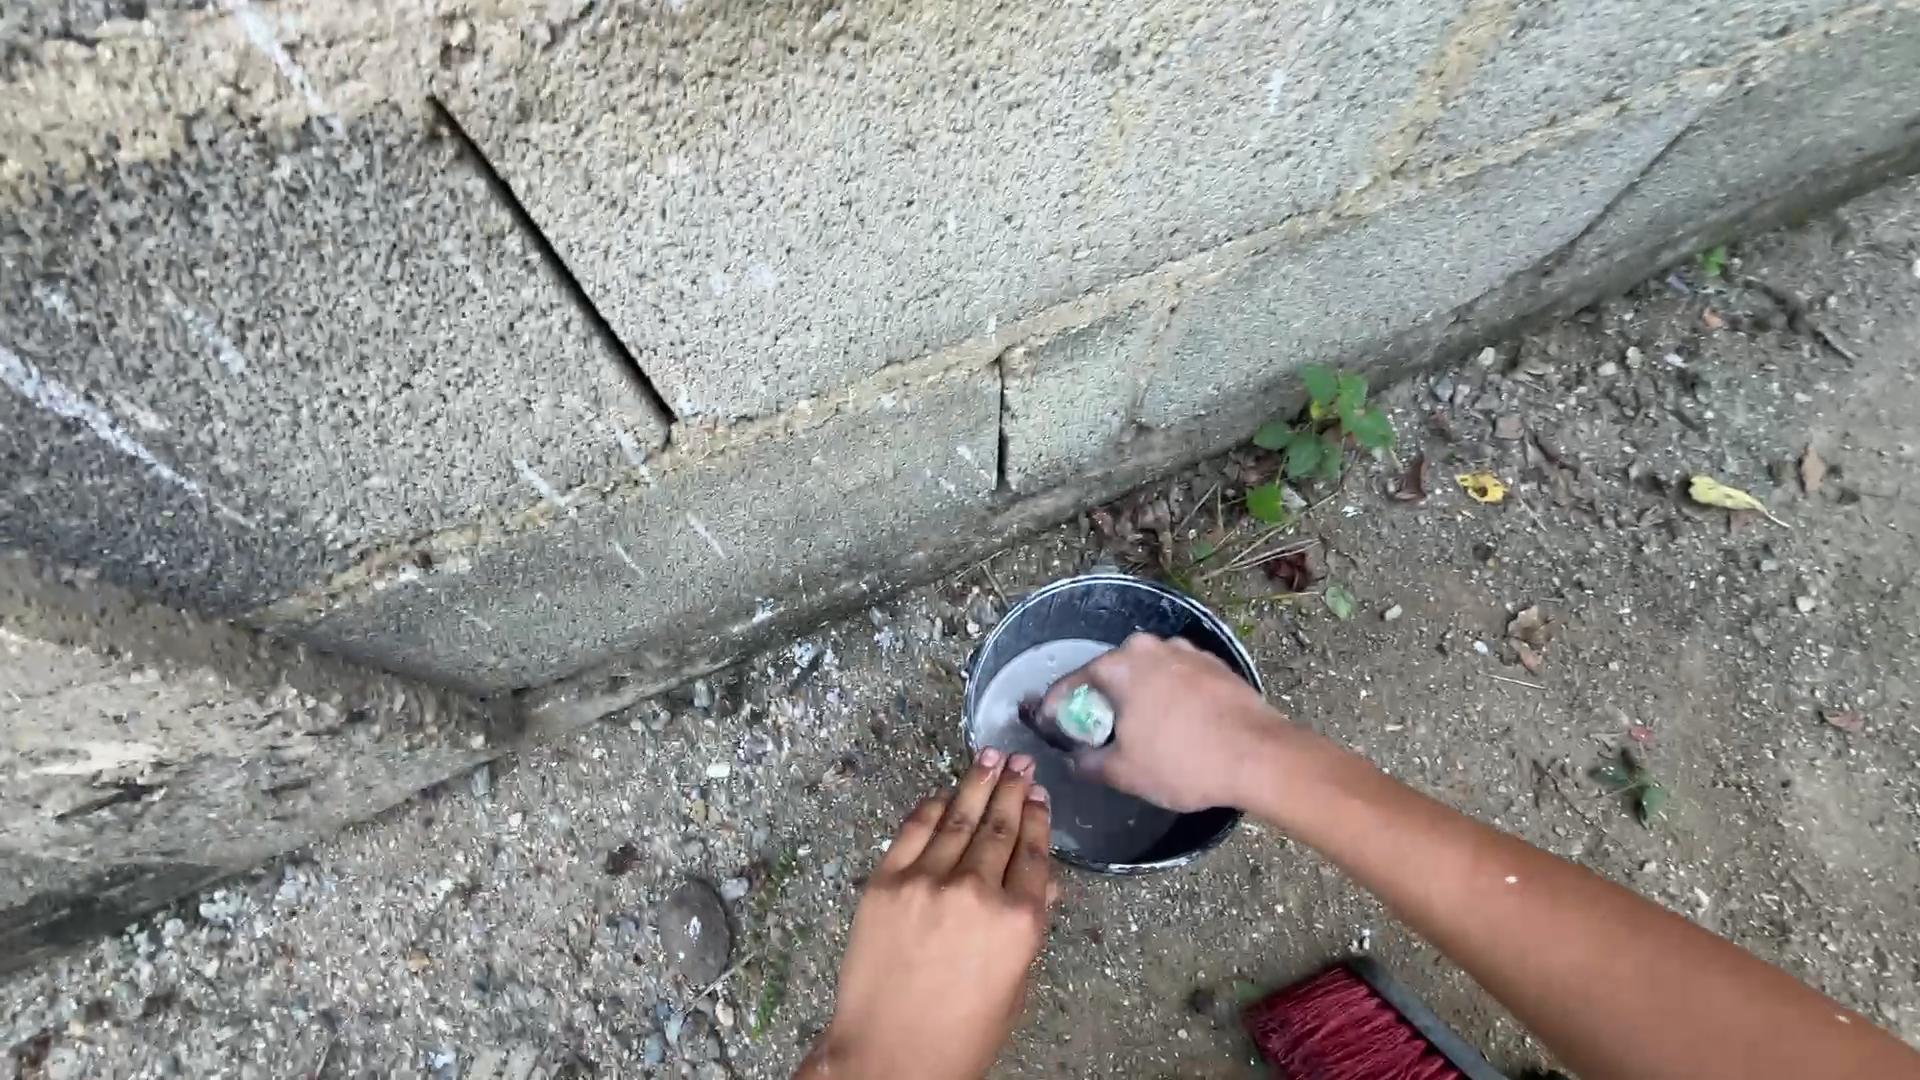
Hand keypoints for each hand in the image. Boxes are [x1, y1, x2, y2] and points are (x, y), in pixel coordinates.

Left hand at [798, 748, 1054, 1079]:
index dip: (1038, 818)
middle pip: (1001, 826)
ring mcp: (927, 881)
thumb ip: (1030, 926)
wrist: (886, 1057)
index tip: (1039, 794)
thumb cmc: (961, 1034)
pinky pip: (914, 829)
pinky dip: (932, 806)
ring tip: (991, 756)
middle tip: (1021, 761)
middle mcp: (977, 891)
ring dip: (978, 782)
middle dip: (1013, 788)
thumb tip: (1047, 880)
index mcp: (1018, 923)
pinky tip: (945, 792)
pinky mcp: (887, 880)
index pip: (1033, 853)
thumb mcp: (1014, 988)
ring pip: (960, 817)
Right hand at [1042, 632, 1298, 811]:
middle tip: (1096, 728)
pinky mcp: (1214, 663)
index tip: (1048, 720)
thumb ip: (1089, 763)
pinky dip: (1168, 694)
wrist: (1260, 756)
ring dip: (1137, 694)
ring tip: (1139, 725)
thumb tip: (1077, 758)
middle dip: (1099, 698)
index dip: (1055, 705)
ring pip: (1147, 672)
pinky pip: (1177, 677)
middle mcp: (1148, 647)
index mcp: (1119, 665)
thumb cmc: (1184, 762)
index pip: (1072, 682)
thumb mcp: (1124, 772)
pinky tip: (1176, 721)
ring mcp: (1185, 651)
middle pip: (1111, 672)